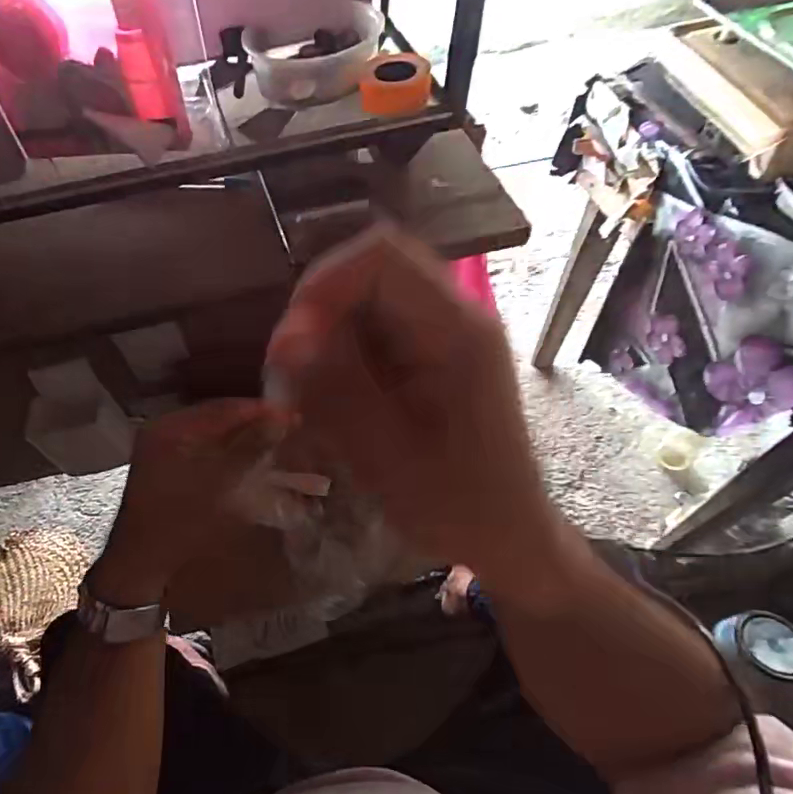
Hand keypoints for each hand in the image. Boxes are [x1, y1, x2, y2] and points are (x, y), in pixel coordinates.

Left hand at [89, 399, 289, 604]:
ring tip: (276, 443)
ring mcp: (164, 450)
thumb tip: (281, 419)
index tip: (292, 416)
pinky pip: (205, 451)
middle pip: (218, 419)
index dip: (259, 411)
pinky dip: (230, 454)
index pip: (222, 408)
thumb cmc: (179, 523)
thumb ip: (250, 448)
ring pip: (214, 435)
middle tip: (288, 429)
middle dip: (254, 424)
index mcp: (171, 428)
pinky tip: (251, 462)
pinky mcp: (169, 469)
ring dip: (244, 439)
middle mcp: (165, 431)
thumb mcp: (220, 484)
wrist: (142, 563)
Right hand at [265, 225, 558, 581]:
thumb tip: (284, 339)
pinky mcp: (435, 356)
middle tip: (292, 379)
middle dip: (318, 319)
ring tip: (312, 403)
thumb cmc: (458, 507)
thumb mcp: (388, 457)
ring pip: (365, 306)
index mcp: (456, 330)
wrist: (508, 536)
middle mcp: (455, 316)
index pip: (379, 257)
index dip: (322, 287)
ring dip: (327, 345)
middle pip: (368, 276)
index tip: (289, 346)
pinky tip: (338, 409)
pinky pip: (375, 335)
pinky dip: (344, 364)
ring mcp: (446, 335)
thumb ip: (337, 391)